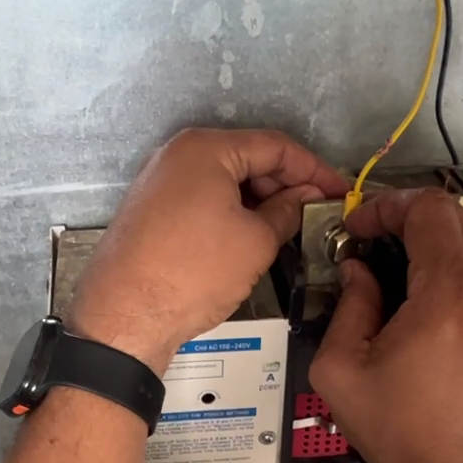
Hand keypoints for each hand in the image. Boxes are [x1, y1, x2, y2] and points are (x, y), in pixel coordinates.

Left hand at [67, 128, 348, 372]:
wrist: (125, 316)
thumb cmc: (192, 273)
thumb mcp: (255, 242)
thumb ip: (286, 212)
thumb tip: (301, 198)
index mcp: (206, 149)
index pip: (275, 146)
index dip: (313, 169)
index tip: (336, 191)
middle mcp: (177, 155)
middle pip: (246, 160)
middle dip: (284, 185)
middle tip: (313, 214)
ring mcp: (158, 182)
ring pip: (223, 182)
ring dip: (257, 202)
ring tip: (286, 230)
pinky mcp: (149, 212)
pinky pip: (200, 201)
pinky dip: (229, 214)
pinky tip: (248, 239)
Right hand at [310, 188, 462, 462]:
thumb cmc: (395, 428)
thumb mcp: (340, 369)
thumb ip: (348, 304)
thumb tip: (359, 270)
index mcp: (449, 295)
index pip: (428, 210)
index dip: (387, 207)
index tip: (358, 230)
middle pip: (455, 218)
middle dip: (408, 220)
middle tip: (373, 246)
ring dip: (436, 245)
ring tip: (401, 274)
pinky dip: (460, 270)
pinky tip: (434, 302)